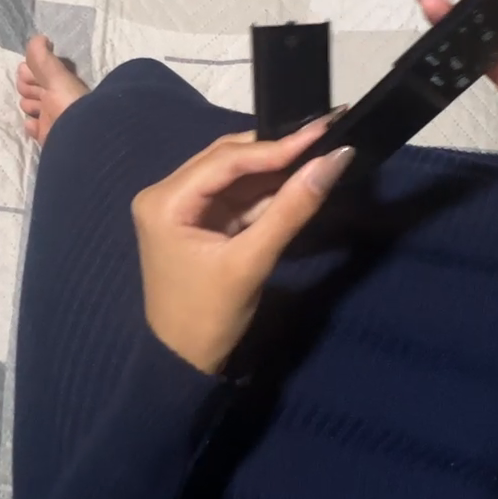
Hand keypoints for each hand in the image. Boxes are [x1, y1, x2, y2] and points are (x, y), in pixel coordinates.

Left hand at [132, 121, 354, 372]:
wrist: (183, 365)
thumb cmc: (208, 317)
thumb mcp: (251, 263)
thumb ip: (291, 209)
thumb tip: (333, 160)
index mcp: (164, 201)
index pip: (226, 161)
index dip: (276, 147)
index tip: (321, 133)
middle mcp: (165, 194)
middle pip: (228, 160)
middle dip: (276, 151)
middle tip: (323, 134)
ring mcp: (181, 207)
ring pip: (234, 175)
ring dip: (274, 170)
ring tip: (318, 151)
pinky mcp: (198, 221)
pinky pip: (236, 196)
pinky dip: (266, 192)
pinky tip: (297, 180)